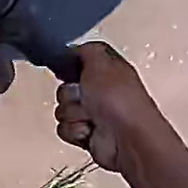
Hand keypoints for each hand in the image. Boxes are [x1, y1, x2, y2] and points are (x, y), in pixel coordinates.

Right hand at [53, 42, 168, 174]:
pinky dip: (75, 130)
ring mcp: (93, 114)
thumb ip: (87, 50)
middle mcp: (100, 92)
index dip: (70, 66)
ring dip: (73, 113)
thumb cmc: (120, 101)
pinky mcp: (86, 134)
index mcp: (108, 71)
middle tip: (85, 97)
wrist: (126, 138)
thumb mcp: (101, 62)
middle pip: (65, 88)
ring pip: (62, 109)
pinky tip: (90, 130)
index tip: (69, 70)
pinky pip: (64, 129)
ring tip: (91, 117)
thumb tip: (74, 49)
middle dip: (70, 94)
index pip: (78, 62)